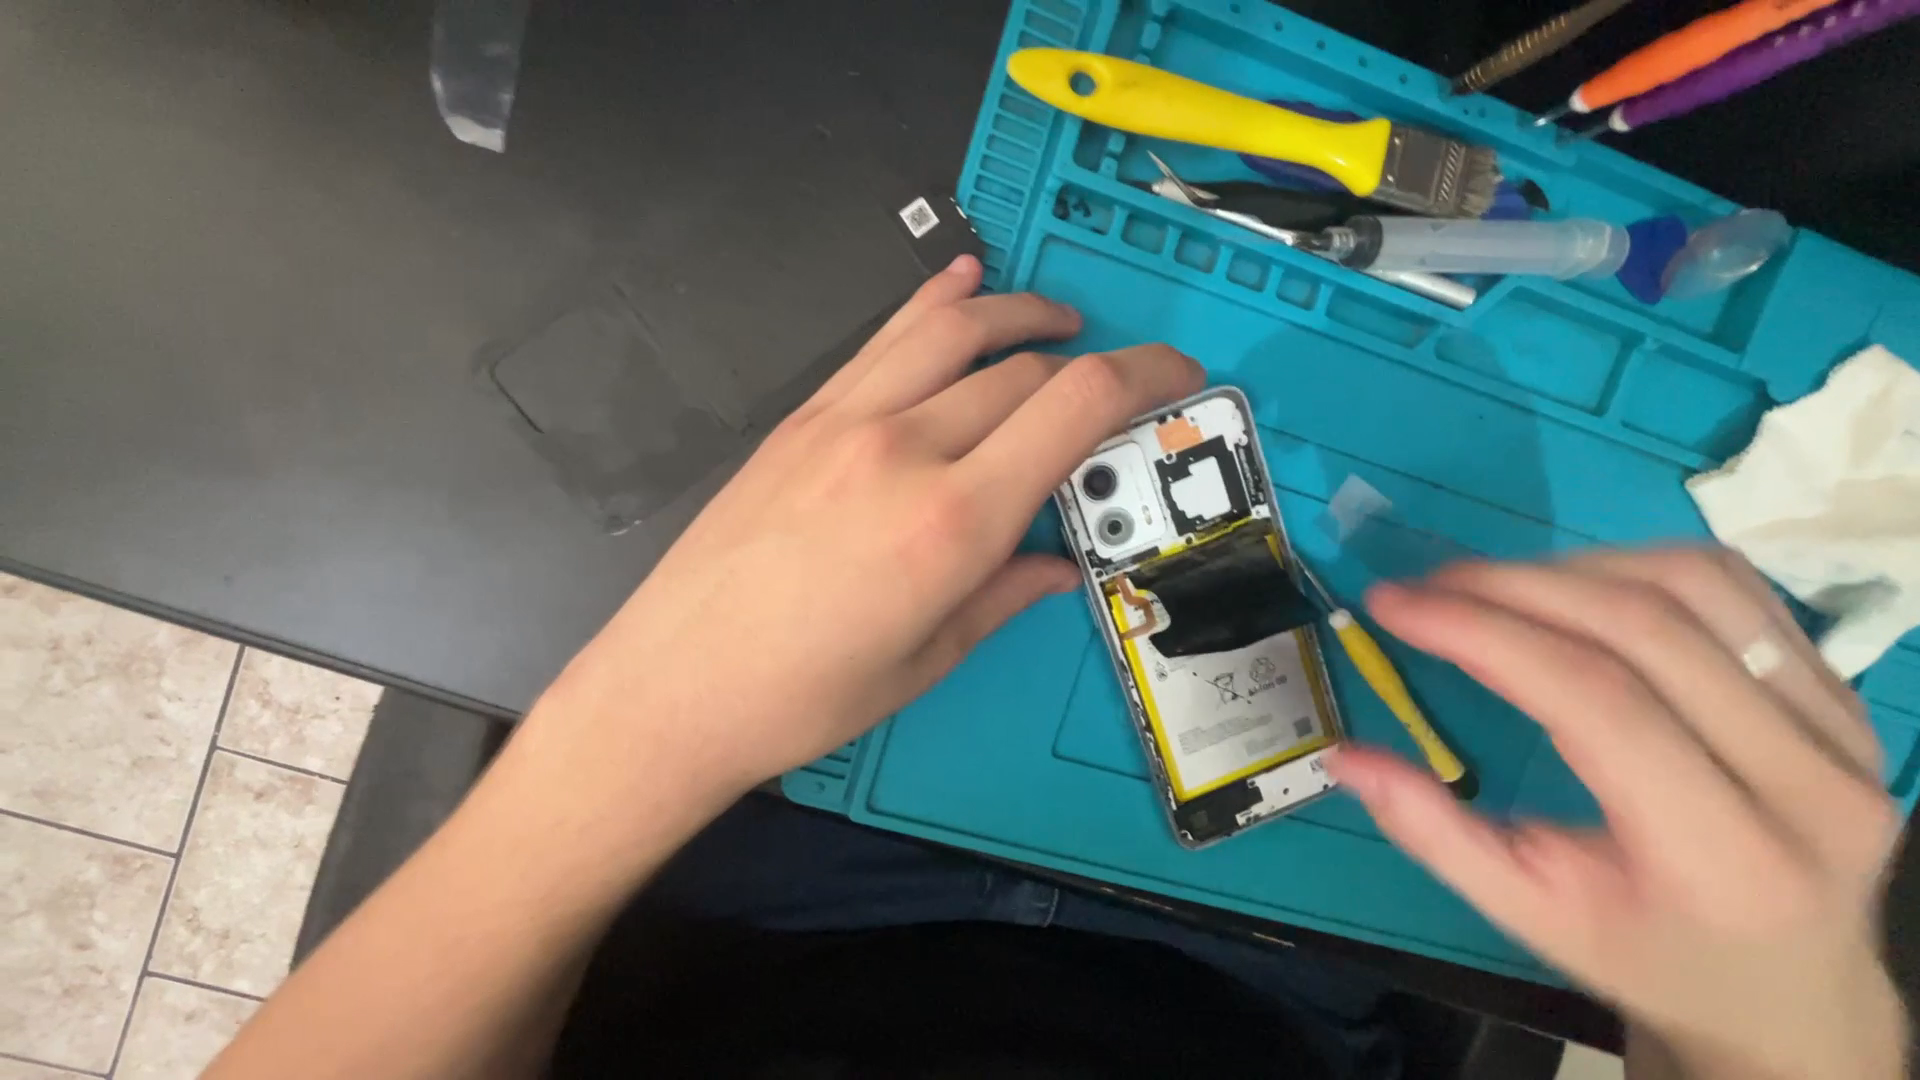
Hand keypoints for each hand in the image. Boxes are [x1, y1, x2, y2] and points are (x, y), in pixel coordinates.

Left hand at [540, 255, 1202, 795]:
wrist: (674, 686)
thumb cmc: (804, 697)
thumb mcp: (926, 660)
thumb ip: (1003, 594)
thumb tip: (1054, 562)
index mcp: (951, 521)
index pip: (1072, 408)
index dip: (1142, 377)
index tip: (1175, 376)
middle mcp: (904, 449)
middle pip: (1023, 371)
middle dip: (1088, 369)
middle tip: (1113, 390)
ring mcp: (844, 421)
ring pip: (954, 329)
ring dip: (1018, 312)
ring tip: (1056, 319)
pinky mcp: (802, 418)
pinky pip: (884, 339)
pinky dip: (934, 305)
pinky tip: (962, 285)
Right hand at [1329, 549, 1906, 1076]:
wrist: (1794, 989)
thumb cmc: (1643, 951)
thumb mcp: (1524, 912)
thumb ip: (1432, 831)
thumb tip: (1341, 754)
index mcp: (1723, 853)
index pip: (1594, 698)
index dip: (1481, 633)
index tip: (1393, 604)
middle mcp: (1808, 779)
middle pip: (1641, 626)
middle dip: (1507, 585)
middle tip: (1421, 586)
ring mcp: (1842, 727)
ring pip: (1693, 586)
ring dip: (1566, 566)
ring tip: (1485, 586)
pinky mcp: (1844, 695)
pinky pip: (1733, 588)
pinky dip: (1630, 565)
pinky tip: (1568, 586)